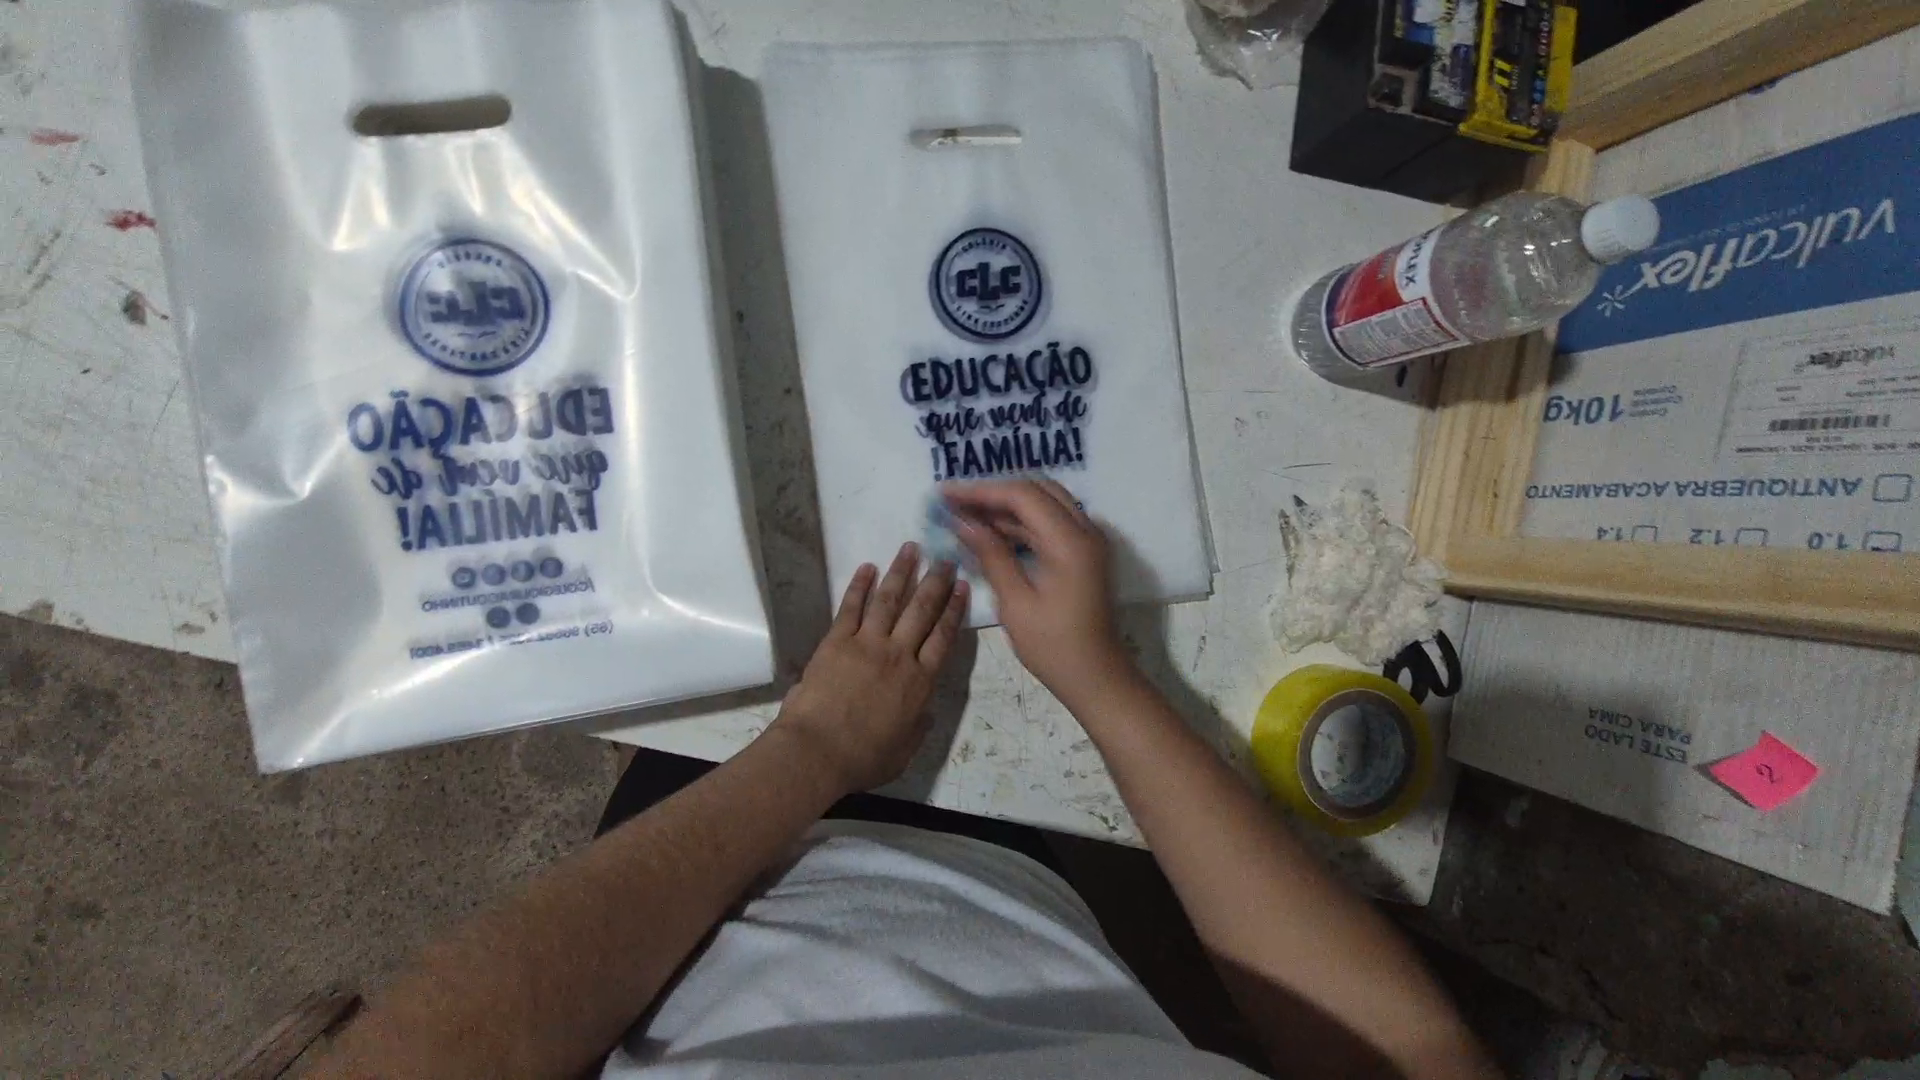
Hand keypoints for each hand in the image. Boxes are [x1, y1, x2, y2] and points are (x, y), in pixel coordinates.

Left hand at [768, 543, 968, 795]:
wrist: (817, 751)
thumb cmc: (863, 758)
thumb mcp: (904, 751)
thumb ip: (918, 727)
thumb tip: (926, 711)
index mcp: (919, 683)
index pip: (943, 638)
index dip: (954, 611)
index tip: (962, 587)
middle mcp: (898, 655)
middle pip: (922, 611)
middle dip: (935, 583)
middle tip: (946, 559)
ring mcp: (866, 644)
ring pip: (889, 600)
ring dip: (901, 572)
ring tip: (911, 549)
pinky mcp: (836, 641)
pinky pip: (850, 607)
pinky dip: (859, 586)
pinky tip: (867, 568)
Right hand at [945, 478, 1129, 703]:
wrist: (1096, 677)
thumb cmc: (1053, 646)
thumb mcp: (1016, 602)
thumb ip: (991, 555)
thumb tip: (963, 523)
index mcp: (1070, 541)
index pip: (1023, 495)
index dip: (981, 491)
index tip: (946, 494)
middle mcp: (1086, 530)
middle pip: (1037, 490)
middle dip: (994, 492)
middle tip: (956, 503)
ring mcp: (1088, 540)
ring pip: (1045, 503)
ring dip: (1007, 505)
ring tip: (965, 514)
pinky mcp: (1084, 553)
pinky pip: (1051, 522)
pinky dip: (1022, 521)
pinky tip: (990, 531)